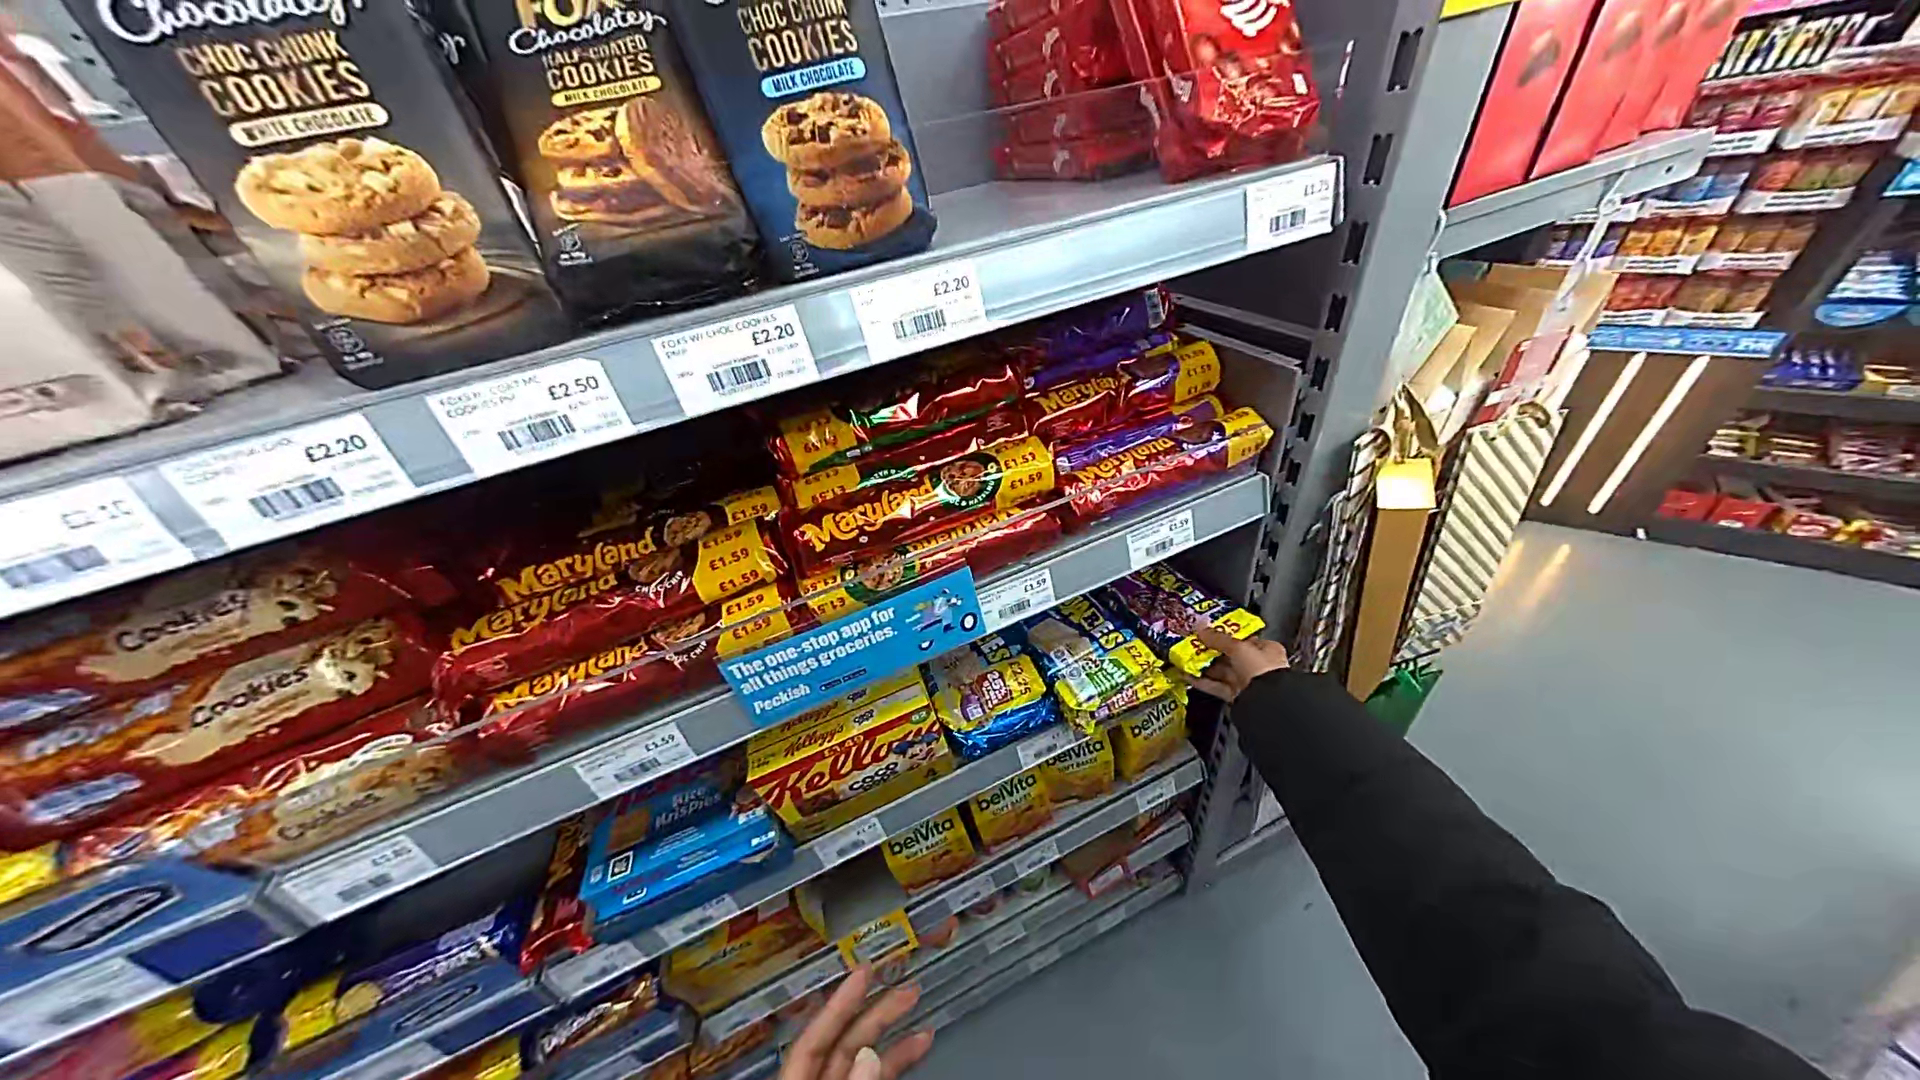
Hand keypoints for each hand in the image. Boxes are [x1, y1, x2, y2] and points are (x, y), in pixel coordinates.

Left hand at [780, 967, 932, 1079]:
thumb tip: (871, 1053)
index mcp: (795, 1077)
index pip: (815, 1036)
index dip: (840, 1002)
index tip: (865, 968)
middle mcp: (813, 1079)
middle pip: (844, 1041)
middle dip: (877, 1011)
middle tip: (906, 985)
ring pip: (863, 1058)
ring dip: (893, 1032)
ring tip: (917, 1002)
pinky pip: (874, 1078)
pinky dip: (896, 1061)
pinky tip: (918, 1042)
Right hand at [1181, 625, 1289, 701]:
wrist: (1265, 701)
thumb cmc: (1261, 669)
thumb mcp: (1237, 647)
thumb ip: (1217, 638)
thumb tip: (1201, 628)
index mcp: (1267, 649)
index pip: (1242, 638)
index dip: (1224, 634)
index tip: (1206, 632)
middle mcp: (1258, 666)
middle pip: (1228, 656)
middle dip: (1209, 651)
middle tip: (1191, 645)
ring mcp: (1247, 682)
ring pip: (1220, 672)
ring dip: (1202, 666)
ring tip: (1184, 660)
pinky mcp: (1236, 696)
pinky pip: (1216, 686)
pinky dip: (1201, 681)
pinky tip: (1187, 676)